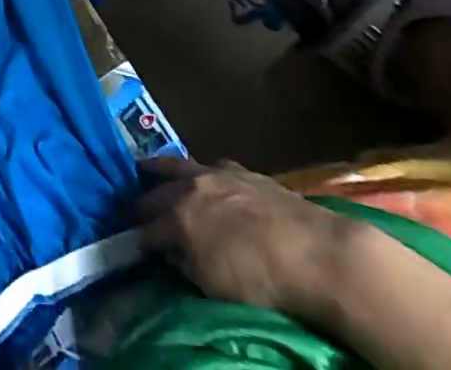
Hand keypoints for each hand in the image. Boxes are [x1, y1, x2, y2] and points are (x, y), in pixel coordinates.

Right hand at [136, 156, 360, 319]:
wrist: (319, 254)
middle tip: (131, 208)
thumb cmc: (262, 279)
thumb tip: (169, 253)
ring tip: (147, 169)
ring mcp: (216, 175)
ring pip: (176, 164)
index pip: (146, 229)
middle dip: (141, 201)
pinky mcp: (244, 172)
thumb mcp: (213, 285)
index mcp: (177, 218)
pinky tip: (204, 176)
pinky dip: (201, 171)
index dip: (138, 239)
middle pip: (155, 192)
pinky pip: (212, 166)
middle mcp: (189, 189)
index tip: (133, 246)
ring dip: (160, 169)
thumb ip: (185, 264)